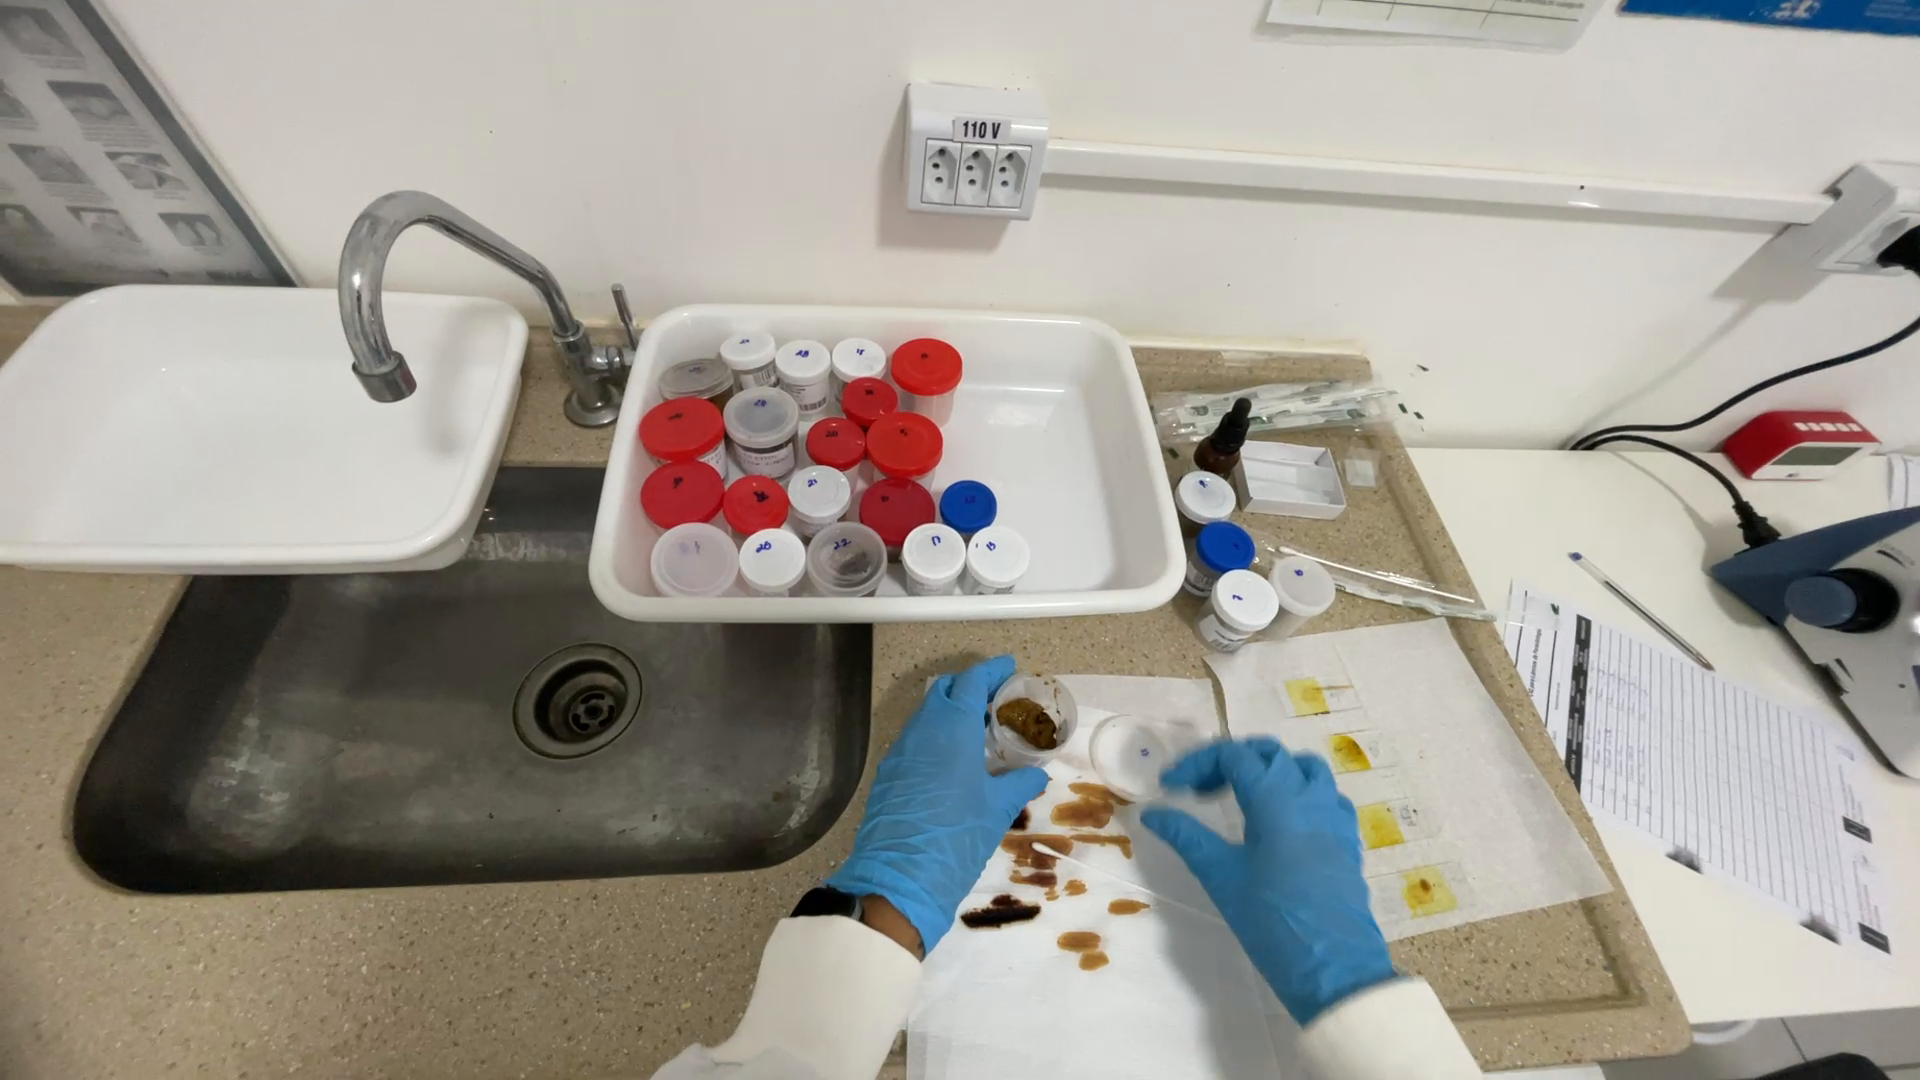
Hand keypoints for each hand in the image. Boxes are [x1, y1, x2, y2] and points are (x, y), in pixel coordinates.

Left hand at [826, 655, 1048, 953]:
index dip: (991, 670)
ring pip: (927, 713)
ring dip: (952, 709)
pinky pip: (916, 737)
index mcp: (951, 729)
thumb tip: (1037, 773)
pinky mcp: (890, 772)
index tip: (1009, 667)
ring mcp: (901, 751)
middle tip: (996, 698)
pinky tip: (954, 756)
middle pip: (945, 690)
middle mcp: (922, 730)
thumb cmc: (956, 837)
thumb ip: (1018, 783)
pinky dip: (936, 732)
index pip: (970, 681)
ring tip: (979, 727)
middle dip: (970, 685)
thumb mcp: (996, 810)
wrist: (899, 880)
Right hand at [1141, 738, 1396, 1025]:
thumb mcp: (1219, 875)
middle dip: (1229, 760)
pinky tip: (1280, 820)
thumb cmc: (1271, 919)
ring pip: (1302, 766)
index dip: (1196, 763)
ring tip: (1241, 795)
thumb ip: (1185, 835)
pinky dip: (1297, 792)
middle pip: (1267, 753)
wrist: (1334, 971)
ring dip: (1267, 770)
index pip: (1232, 755)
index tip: (1171, 787)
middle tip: (1200, 788)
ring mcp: (1334, 816)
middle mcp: (1308, 795)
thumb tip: (1150, 812)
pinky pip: (1324, 795)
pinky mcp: (1347, 839)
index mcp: (1275, 797)